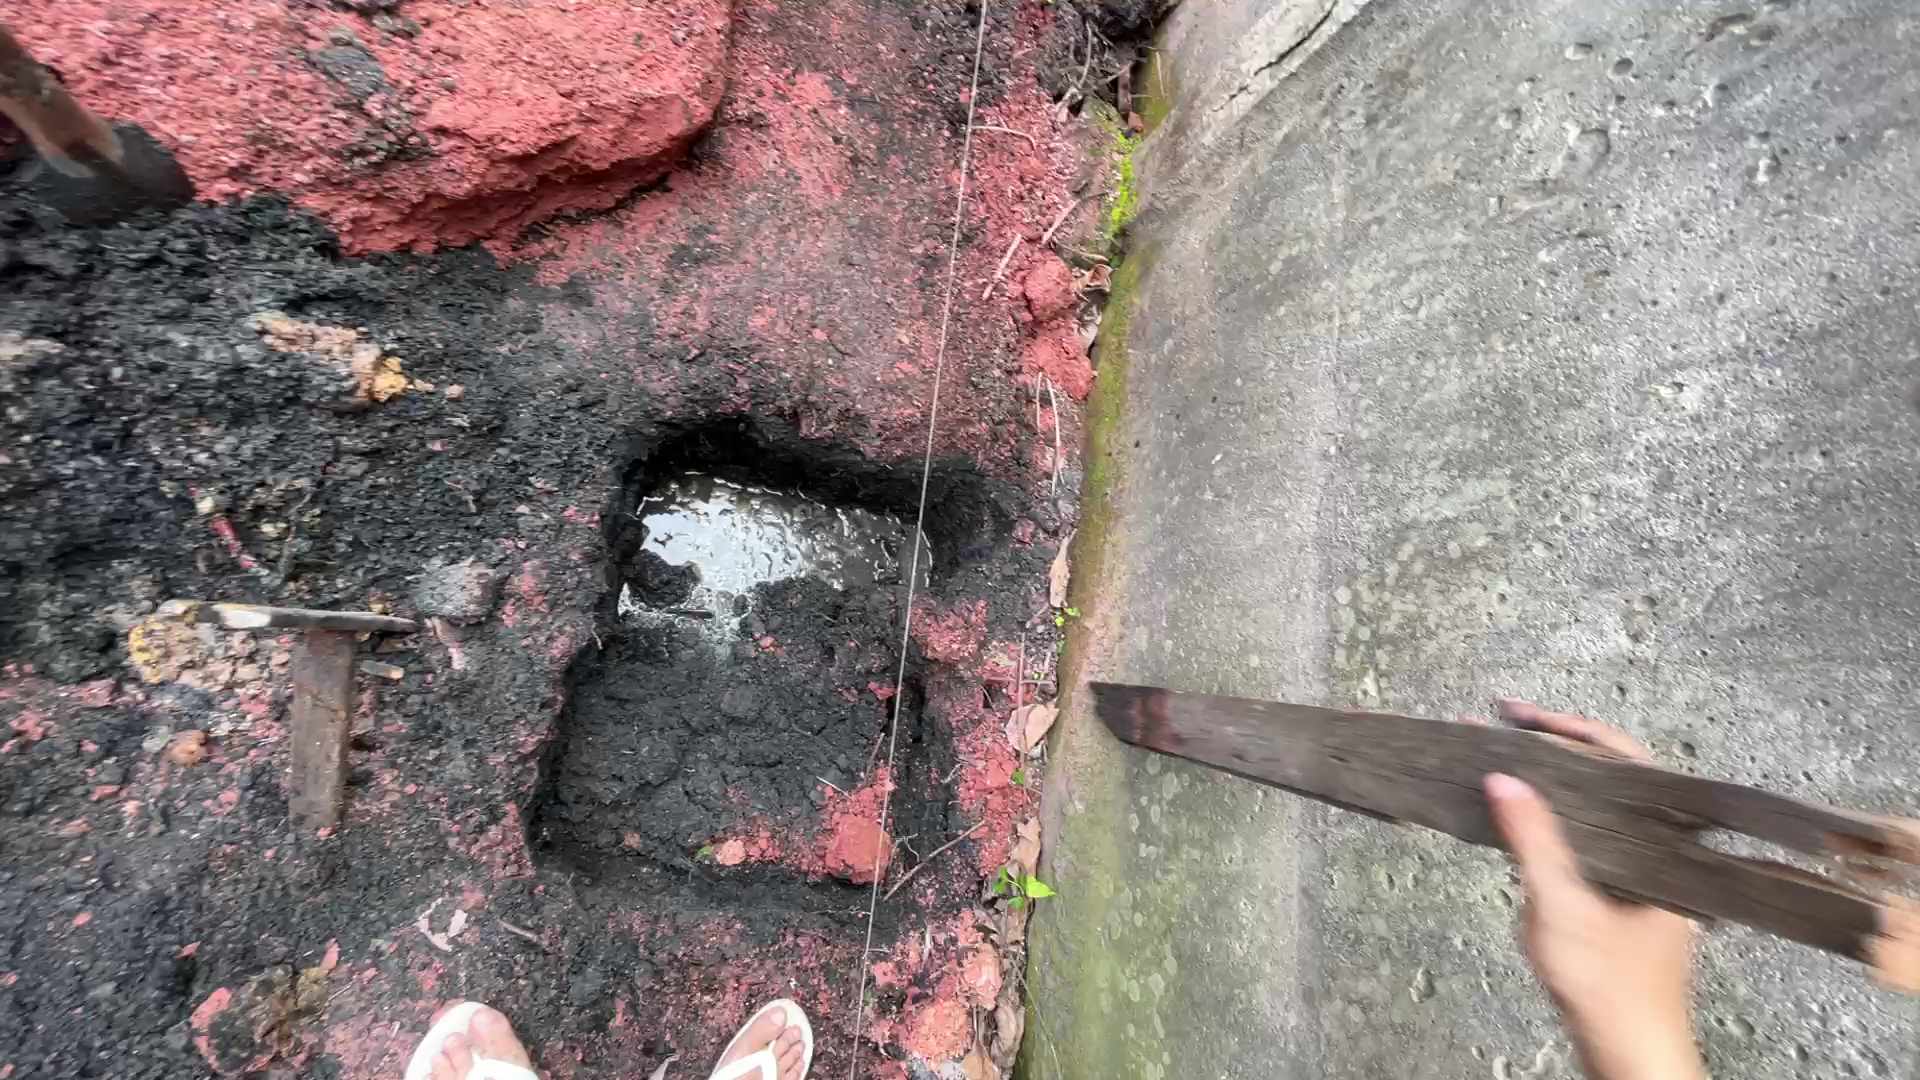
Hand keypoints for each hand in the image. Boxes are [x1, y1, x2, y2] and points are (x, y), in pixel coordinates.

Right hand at [1482, 699, 1707, 1079]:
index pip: (1624, 761)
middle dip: (1543, 737)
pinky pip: (1566, 820)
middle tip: (1491, 717)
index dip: (1570, 728)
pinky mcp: (1599, 877)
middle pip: (1600, 770)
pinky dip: (1532, 798)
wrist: (1623, 1042)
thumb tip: (1501, 776)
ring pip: (1581, 794)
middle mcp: (1647, 844)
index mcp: (1661, 845)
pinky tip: (1500, 793)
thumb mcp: (1561, 905)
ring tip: (1485, 744)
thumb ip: (1534, 840)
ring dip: (1534, 765)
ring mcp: (1624, 860)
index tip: (1515, 714)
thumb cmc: (1605, 980)